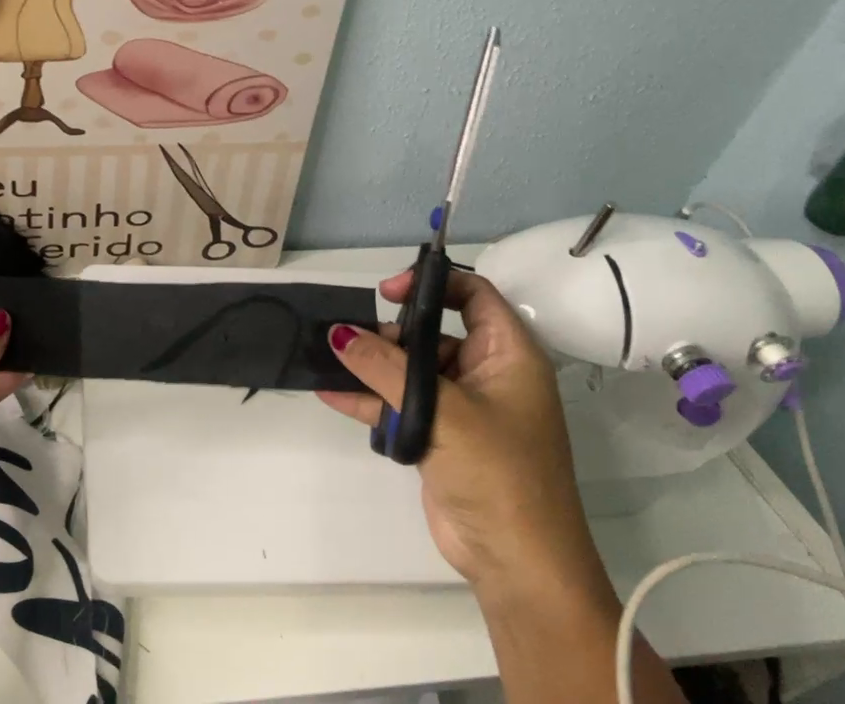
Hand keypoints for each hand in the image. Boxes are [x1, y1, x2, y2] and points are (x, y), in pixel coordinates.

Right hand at [316, 269, 602, 593]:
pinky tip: (330, 393)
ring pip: (409, 371)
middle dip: (389, 333)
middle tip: (349, 339)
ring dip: (371, 367)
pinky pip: (398, 406)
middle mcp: (486, 375)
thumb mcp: (442, 410)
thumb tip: (339, 333)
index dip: (432, 284)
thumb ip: (386, 369)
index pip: (473, 295)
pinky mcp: (439, 439)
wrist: (517, 561)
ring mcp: (461, 410)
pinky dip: (368, 400)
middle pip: (432, 334)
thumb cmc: (497, 472)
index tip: (387, 293)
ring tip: (328, 360)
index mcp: (508, 356)